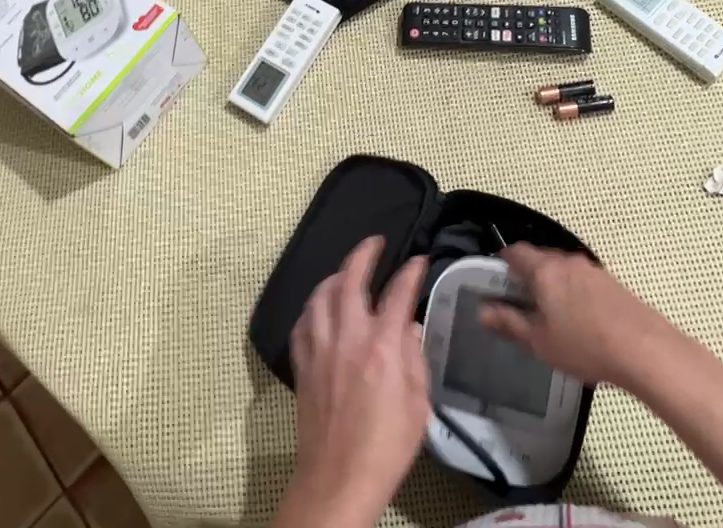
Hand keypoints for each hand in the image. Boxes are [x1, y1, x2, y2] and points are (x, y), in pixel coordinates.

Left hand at [286, 237, 429, 519]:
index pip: (399, 293)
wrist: (338, 479)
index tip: (419, 260)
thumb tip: (410, 328)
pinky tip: (320, 307)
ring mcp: (320, 348)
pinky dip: (313, 306)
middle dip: (364, 253)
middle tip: (374, 242)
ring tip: (346, 271)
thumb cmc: (386, 447)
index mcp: (382, 346)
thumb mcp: (419, 404)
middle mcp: (348, 337)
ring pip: (320, 295)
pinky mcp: (302, 364)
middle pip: (350, 279)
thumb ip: (415, 358)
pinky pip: (303, 322)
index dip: (411, 271)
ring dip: (335, 276)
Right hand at [481, 243, 678, 385]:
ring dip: (551, 286)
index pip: (514, 252)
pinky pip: (581, 281)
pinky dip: (572, 293)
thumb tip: (483, 310)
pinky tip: (577, 322)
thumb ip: (509, 323)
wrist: (646, 350)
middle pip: (539, 259)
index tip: (494, 284)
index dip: (500, 264)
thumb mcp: (539, 341)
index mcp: (544, 270)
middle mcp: (567, 262)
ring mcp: (593, 271)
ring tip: (548, 317)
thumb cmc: (586, 346)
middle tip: (518, 305)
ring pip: (562, 270)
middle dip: (525, 277)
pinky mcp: (612, 284)